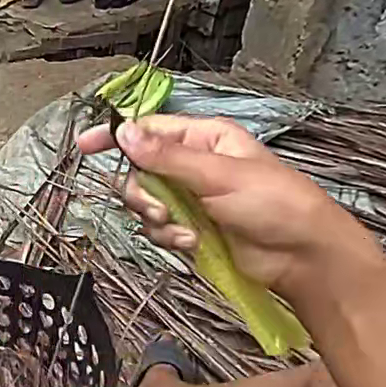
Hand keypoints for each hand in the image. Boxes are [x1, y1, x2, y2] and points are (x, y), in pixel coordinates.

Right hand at [77, 115, 381, 304]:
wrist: (300, 255)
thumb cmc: (273, 203)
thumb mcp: (218, 175)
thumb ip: (167, 157)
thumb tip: (124, 133)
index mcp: (202, 139)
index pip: (148, 130)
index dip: (116, 137)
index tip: (85, 146)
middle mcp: (191, 165)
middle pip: (139, 173)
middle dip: (142, 195)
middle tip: (159, 210)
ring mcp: (189, 198)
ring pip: (145, 205)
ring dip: (158, 221)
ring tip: (185, 231)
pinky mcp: (189, 228)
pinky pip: (159, 229)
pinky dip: (169, 238)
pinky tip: (193, 243)